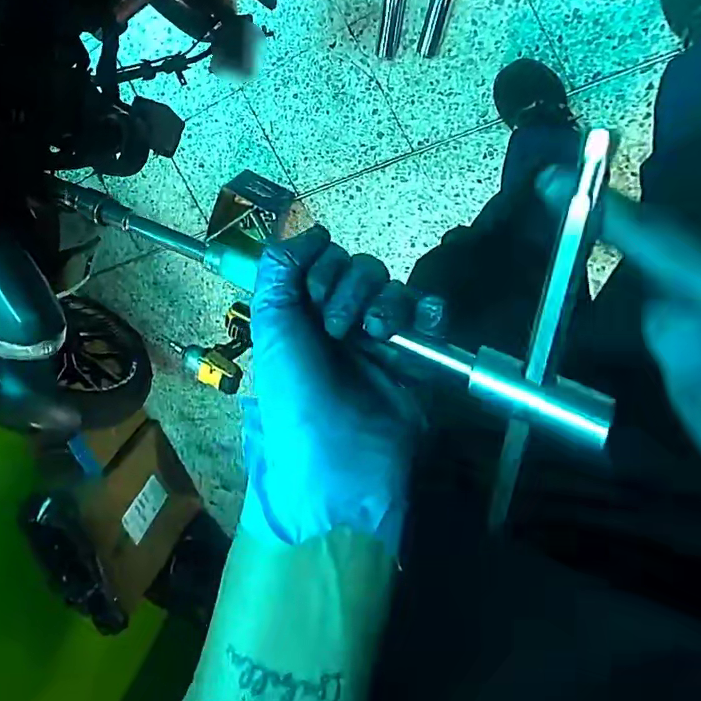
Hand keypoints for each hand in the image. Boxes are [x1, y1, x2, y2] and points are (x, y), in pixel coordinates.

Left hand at [243, 227, 423, 551]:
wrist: (340, 468)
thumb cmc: (295, 397)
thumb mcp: (272, 329)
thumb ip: (280, 270)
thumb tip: (313, 232)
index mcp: (303, 313)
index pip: (322, 259)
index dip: (320, 265)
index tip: (312, 294)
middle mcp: (340, 319)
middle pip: (358, 267)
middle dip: (347, 288)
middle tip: (336, 328)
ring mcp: (379, 338)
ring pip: (392, 286)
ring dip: (383, 302)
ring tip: (376, 337)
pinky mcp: (415, 357)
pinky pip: (429, 314)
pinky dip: (428, 311)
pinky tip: (419, 325)